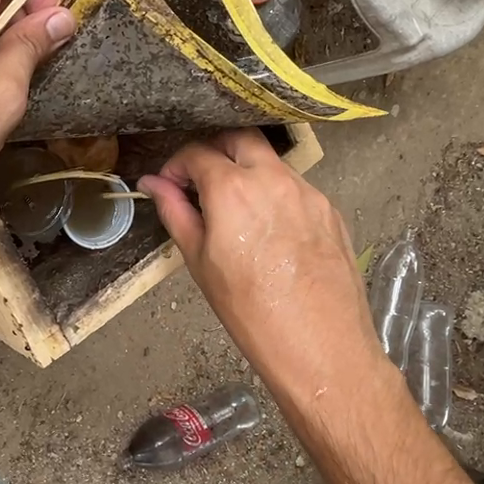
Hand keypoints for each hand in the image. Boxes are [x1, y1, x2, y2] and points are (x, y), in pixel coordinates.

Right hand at [137, 129, 383, 394]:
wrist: (321, 345)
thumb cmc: (249, 309)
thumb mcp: (198, 260)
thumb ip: (175, 212)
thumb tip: (153, 182)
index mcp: (232, 189)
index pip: (197, 153)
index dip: (177, 165)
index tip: (170, 184)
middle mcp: (273, 178)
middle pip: (240, 138)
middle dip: (215, 149)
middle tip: (201, 178)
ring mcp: (307, 192)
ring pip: (271, 161)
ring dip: (247, 170)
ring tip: (235, 209)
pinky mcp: (330, 210)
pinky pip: (295, 187)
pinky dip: (274, 193)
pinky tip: (268, 229)